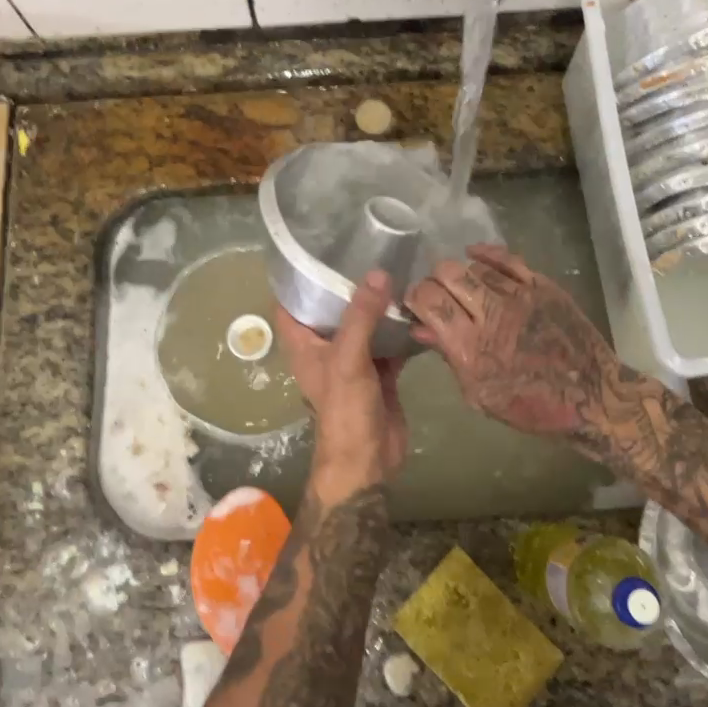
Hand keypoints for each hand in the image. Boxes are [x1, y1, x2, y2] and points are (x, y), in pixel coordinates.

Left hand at [274, 269, 408, 488]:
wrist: (369, 459)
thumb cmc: (344, 408)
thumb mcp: (348, 357)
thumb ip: (361, 316)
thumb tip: (378, 273)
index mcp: (303, 343)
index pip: (292, 301)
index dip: (299, 276)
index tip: (320, 247)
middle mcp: (324, 348)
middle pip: (332, 308)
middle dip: (348, 284)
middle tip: (369, 249)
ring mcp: (352, 360)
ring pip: (362, 324)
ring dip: (376, 304)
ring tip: (397, 268)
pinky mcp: (378, 372)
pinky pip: (387, 342)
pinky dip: (398, 328)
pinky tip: (415, 306)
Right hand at [405, 244, 623, 441]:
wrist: (591, 396)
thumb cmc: (530, 405)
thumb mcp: (479, 393)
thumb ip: (448, 355)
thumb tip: (420, 327)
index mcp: (470, 347)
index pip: (429, 301)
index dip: (415, 297)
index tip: (416, 303)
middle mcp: (491, 313)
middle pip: (447, 274)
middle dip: (434, 281)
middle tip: (437, 294)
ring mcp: (519, 295)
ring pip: (474, 266)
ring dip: (460, 273)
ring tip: (461, 286)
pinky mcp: (541, 285)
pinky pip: (506, 258)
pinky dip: (485, 254)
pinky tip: (474, 255)